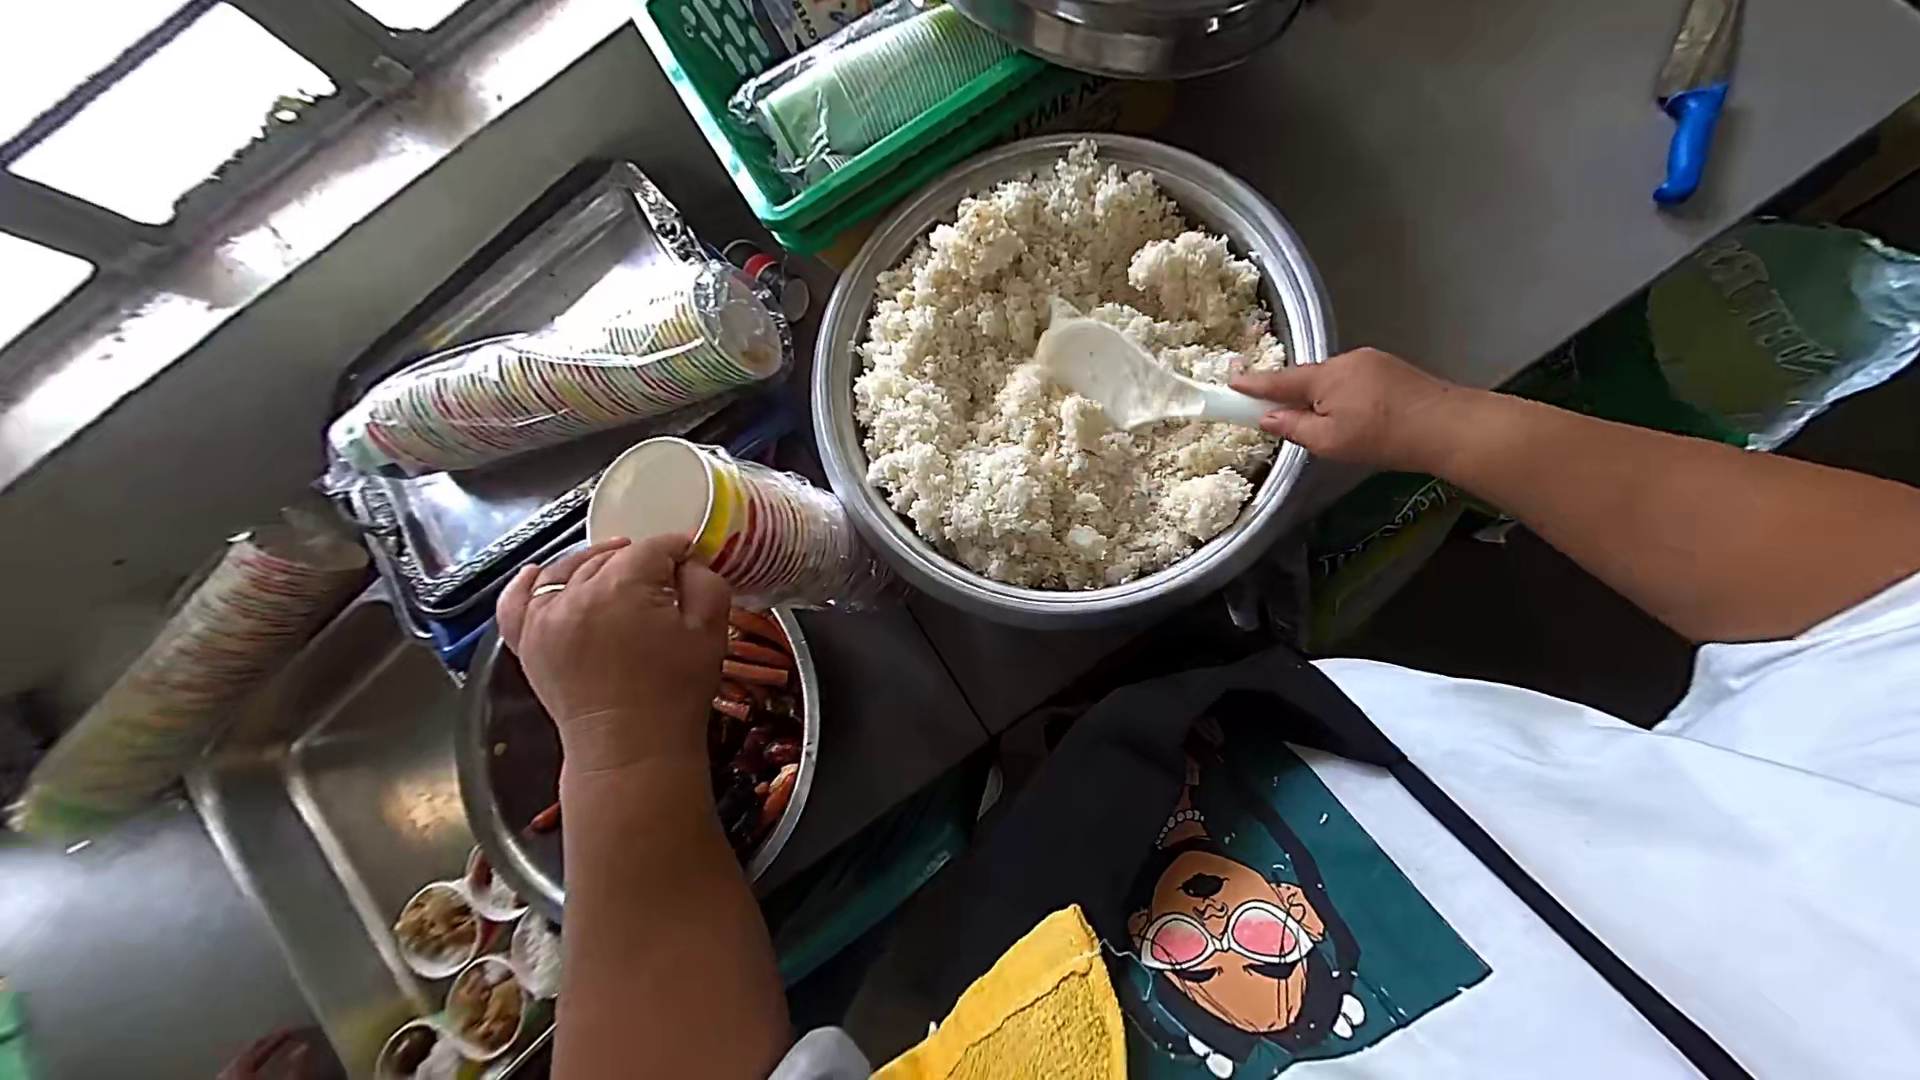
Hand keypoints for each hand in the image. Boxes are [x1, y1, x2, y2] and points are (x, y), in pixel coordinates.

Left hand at [498, 534, 731, 775]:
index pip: (654, 547)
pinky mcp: (527, 642)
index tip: (695, 560)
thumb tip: (687, 562)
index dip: (680, 550)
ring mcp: (543, 618)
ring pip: (570, 569)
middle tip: (668, 582)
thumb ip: (705, 580)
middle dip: (643, 560)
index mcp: (624, 586)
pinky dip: (529, 582)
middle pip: (613, 556)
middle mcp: (576, 593)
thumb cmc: (678, 689)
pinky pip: (517, 600)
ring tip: (622, 571)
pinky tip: (541, 572)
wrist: (632, 748)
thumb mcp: (712, 629)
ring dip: (597, 563)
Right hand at [1231, 348, 1472, 472]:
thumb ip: (1292, 426)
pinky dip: (1338, 395)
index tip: (1231, 383)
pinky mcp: (1390, 370)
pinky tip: (1347, 415)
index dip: (1252, 384)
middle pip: (1305, 378)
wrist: (1449, 428)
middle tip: (1275, 414)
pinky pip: (1349, 381)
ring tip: (1320, 422)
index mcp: (1327, 375)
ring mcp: (1372, 362)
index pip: (1279, 380)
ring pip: (1329, 380)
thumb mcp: (1327, 441)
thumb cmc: (1382, 437)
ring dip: (1317, 396)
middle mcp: (1346, 360)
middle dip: (1288, 393)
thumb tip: (1267, 417)